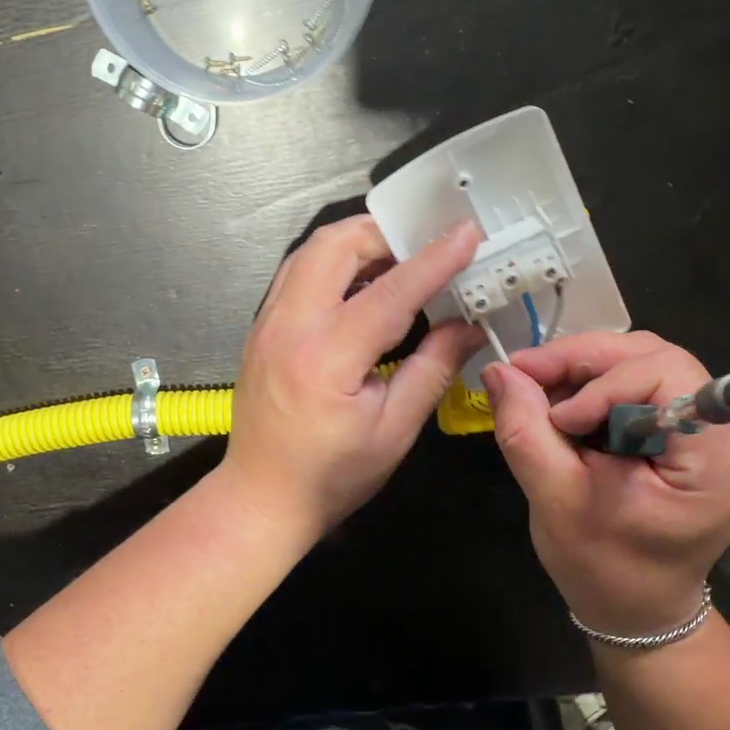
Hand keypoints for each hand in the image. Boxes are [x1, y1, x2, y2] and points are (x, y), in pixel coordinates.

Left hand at [221, 216, 484, 537]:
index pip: (389, 292)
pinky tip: (360, 284)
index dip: (433, 260)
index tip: (467, 233)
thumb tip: (469, 326)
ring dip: (354, 244)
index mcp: (326, 357)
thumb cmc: (331, 474)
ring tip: (397, 259)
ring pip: (308, 253)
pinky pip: (296, 274)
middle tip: (424, 245)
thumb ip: (432, 369)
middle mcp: (289, 326)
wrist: (260, 496)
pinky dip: (331, 264)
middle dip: (384, 233)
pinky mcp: (260, 329)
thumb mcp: (393, 430)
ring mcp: (267, 323)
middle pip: (334, 247)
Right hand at [481, 331, 729, 637]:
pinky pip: (641, 386)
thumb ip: (525, 429)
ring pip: (643, 364)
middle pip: (653, 357)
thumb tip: (498, 369)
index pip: (665, 371)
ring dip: (584, 372)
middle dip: (583, 363)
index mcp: (716, 455)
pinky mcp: (686, 434)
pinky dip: (594, 388)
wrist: (636, 611)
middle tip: (526, 379)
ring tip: (540, 397)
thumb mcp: (554, 498)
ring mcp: (711, 431)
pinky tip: (563, 410)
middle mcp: (728, 433)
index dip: (602, 379)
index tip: (554, 416)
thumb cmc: (602, 566)